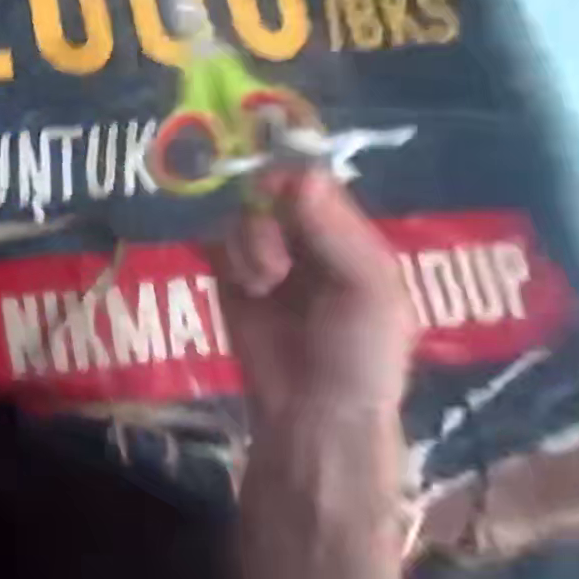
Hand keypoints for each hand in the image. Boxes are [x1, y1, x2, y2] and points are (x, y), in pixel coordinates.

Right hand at [213, 169, 415, 421]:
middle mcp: (301, 232)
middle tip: (275, 263)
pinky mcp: (224, 265)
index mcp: (345, 232)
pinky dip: (224, 257)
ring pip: (233, 215)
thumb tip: (300, 172)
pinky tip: (242, 286)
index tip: (272, 194)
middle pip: (262, 191)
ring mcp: (259, 247)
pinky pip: (210, 236)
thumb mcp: (368, 292)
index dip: (285, 177)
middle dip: (262, 223)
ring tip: (262, 286)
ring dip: (245, 248)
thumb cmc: (359, 352)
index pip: (308, 179)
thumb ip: (335, 232)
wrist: (309, 406)